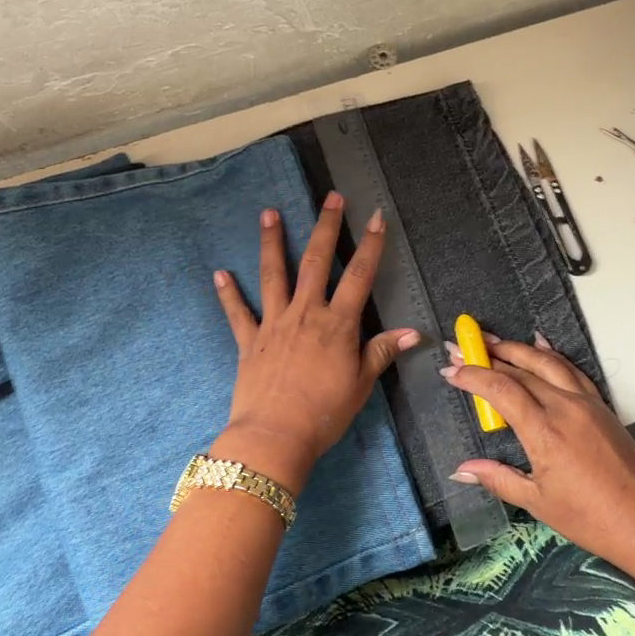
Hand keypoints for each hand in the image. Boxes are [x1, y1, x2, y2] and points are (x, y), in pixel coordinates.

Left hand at [211, 192, 418, 492]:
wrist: (274, 438)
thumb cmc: (324, 414)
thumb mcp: (361, 385)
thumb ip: (382, 352)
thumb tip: (414, 331)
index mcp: (337, 324)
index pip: (359, 275)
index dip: (371, 245)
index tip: (376, 216)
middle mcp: (305, 313)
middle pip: (316, 262)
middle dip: (326, 227)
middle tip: (331, 197)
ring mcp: (274, 324)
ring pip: (273, 274)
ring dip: (271, 242)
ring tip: (268, 213)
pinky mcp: (248, 340)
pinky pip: (238, 312)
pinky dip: (228, 293)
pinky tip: (220, 272)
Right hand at [442, 335, 634, 567]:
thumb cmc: (589, 519)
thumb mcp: (536, 502)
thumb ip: (498, 478)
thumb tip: (462, 468)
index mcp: (544, 432)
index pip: (501, 390)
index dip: (473, 376)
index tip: (450, 371)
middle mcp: (564, 408)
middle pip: (519, 370)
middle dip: (486, 357)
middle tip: (459, 347)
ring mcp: (585, 403)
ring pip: (545, 362)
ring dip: (515, 348)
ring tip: (491, 339)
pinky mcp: (601, 405)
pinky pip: (571, 370)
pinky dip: (551, 354)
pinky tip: (538, 344)